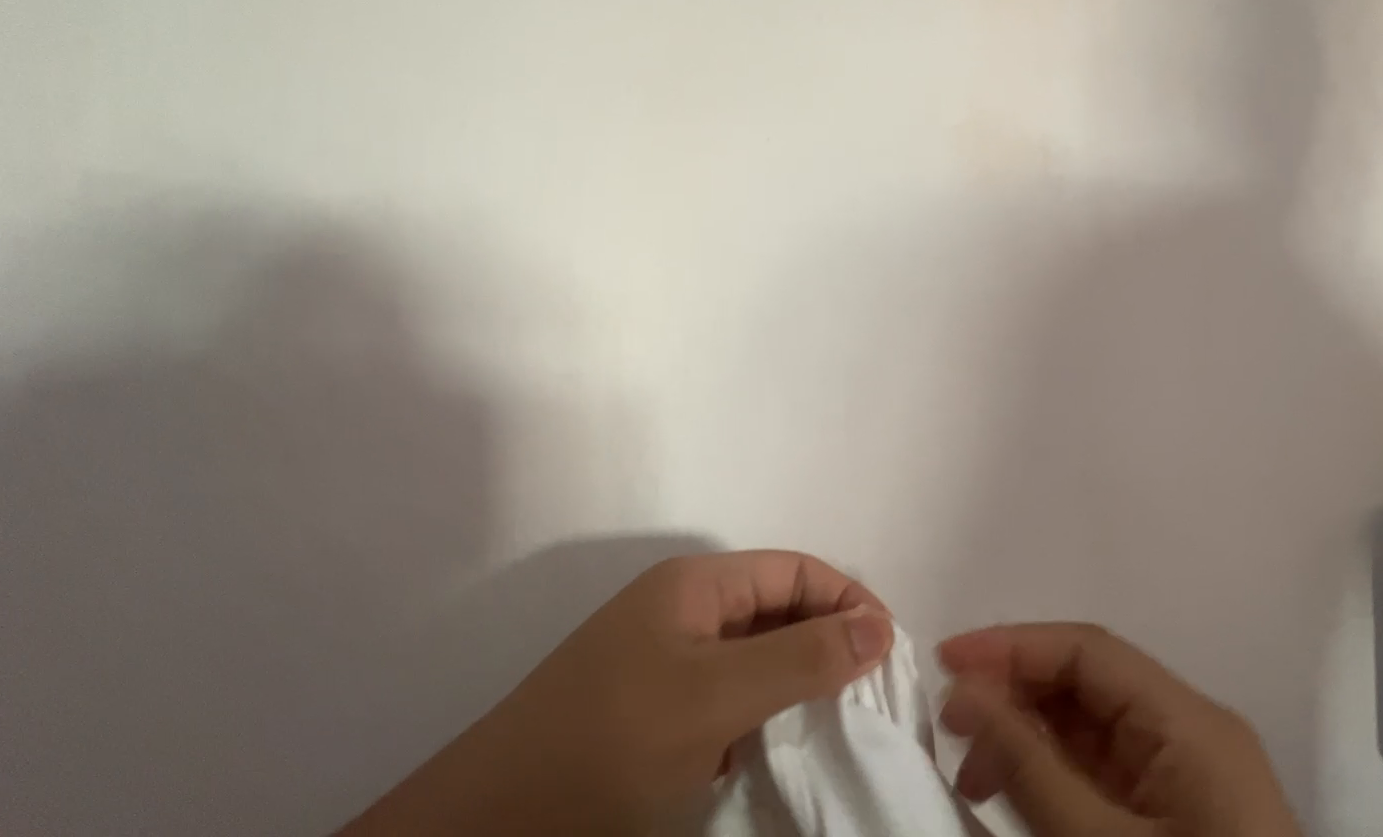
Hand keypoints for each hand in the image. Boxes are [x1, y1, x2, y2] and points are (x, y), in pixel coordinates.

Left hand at [339, 551, 894, 836]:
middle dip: (830, 642)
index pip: (795, 571)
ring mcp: (665, 664)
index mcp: (695, 586)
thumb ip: (802, 658)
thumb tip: (879, 627)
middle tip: (876, 696)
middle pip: (778, 609)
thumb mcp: (716, 696)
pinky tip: (782, 750)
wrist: (490, 825)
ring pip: (755, 658)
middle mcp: (682, 613)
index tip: (891, 654)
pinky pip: (728, 699)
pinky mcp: (655, 713)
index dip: (848, 601)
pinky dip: (763, 716)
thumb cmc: (612, 742)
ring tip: (842, 724)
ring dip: (800, 684)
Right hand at [939, 624, 1300, 836]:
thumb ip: (1030, 766)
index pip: (1088, 649)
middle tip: (950, 730)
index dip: (1011, 645)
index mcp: (1189, 723)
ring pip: (1089, 724)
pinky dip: (1051, 773)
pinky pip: (1102, 768)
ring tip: (971, 777)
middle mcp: (1190, 732)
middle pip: (1087, 681)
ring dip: (1026, 735)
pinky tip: (1013, 796)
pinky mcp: (1175, 810)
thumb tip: (966, 691)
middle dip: (1013, 693)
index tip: (944, 663)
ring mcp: (1185, 773)